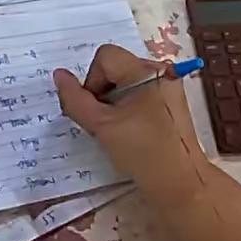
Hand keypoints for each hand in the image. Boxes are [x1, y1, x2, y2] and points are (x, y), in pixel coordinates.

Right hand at [54, 45, 210, 207]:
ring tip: (119, 127)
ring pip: (127, 80)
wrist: (180, 182)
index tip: (96, 111)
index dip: (92, 81)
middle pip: (116, 66)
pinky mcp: (172, 100)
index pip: (105, 57)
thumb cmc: (141, 151)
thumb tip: (59, 75)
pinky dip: (130, 105)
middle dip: (103, 91)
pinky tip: (133, 129)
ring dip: (115, 100)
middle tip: (105, 121)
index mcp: (145, 70)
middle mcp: (161, 70)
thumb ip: (75, 99)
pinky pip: (141, 91)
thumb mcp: (101, 126)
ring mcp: (169, 85)